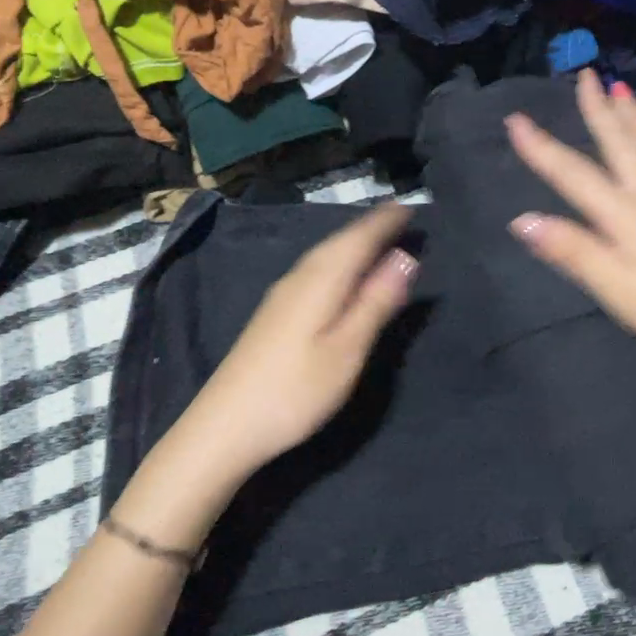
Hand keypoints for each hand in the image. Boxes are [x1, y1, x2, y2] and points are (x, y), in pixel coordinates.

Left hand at [189, 204, 417, 473]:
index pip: (359, 237)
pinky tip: (343, 273)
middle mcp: (300, 276)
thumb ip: (377, 302)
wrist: (224, 428)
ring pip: (326, 254)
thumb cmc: (295, 390)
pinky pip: (316, 268)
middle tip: (402, 218)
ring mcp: (283, 294)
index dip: (386, 221)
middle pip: (340, 241)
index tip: (411, 206)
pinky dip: (339, 260)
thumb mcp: (347, 350)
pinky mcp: (275, 313)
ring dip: (354, 242)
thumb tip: (405, 257)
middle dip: (371, 227)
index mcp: (322, 280)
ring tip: (380, 238)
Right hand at [504, 71, 635, 395]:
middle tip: (584, 74)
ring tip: (620, 86)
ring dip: (635, 113)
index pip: (572, 174)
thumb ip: (573, 251)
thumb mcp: (618, 290)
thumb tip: (523, 219)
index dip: (541, 148)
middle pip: (619, 142)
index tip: (515, 119)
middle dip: (597, 108)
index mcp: (623, 214)